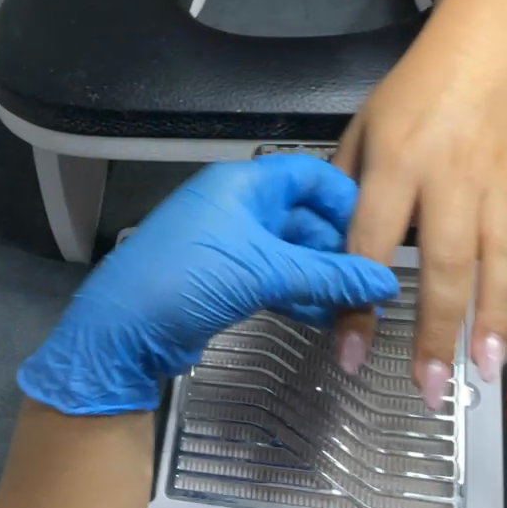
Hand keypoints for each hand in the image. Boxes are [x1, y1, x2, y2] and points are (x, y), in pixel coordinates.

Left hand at [18, 155, 399, 414]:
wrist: (122, 332)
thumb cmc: (186, 278)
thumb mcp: (261, 271)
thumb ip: (327, 276)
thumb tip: (384, 283)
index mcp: (243, 185)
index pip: (309, 176)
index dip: (346, 200)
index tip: (379, 232)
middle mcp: (238, 208)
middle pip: (304, 220)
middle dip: (339, 252)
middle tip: (374, 285)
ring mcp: (230, 246)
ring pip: (292, 256)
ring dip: (323, 281)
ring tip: (357, 310)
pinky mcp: (226, 282)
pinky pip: (274, 282)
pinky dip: (299, 297)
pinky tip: (326, 319)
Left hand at [333, 24, 506, 409]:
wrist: (495, 37)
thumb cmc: (416, 88)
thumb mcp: (362, 128)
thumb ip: (344, 188)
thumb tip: (328, 251)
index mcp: (397, 164)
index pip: (371, 246)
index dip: (357, 305)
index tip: (349, 357)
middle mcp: (453, 179)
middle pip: (444, 265)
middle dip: (435, 332)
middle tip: (430, 388)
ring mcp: (503, 183)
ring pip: (503, 261)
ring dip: (496, 320)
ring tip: (487, 371)